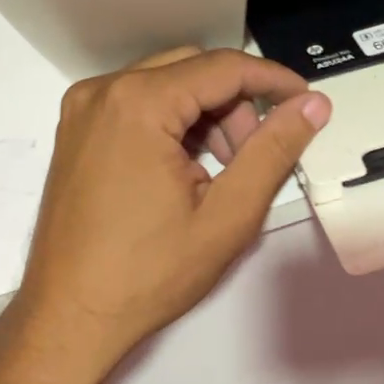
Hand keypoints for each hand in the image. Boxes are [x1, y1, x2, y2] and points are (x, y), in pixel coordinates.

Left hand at [13, 47, 331, 383]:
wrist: (71, 316)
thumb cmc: (149, 274)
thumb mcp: (227, 215)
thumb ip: (274, 151)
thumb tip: (312, 106)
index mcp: (138, 104)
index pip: (223, 67)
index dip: (273, 80)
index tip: (307, 103)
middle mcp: (102, 93)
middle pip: (192, 70)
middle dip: (236, 104)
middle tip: (256, 156)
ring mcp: (82, 111)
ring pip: (166, 86)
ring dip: (206, 116)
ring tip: (222, 173)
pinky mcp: (75, 133)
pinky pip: (137, 106)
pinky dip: (173, 126)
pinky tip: (188, 173)